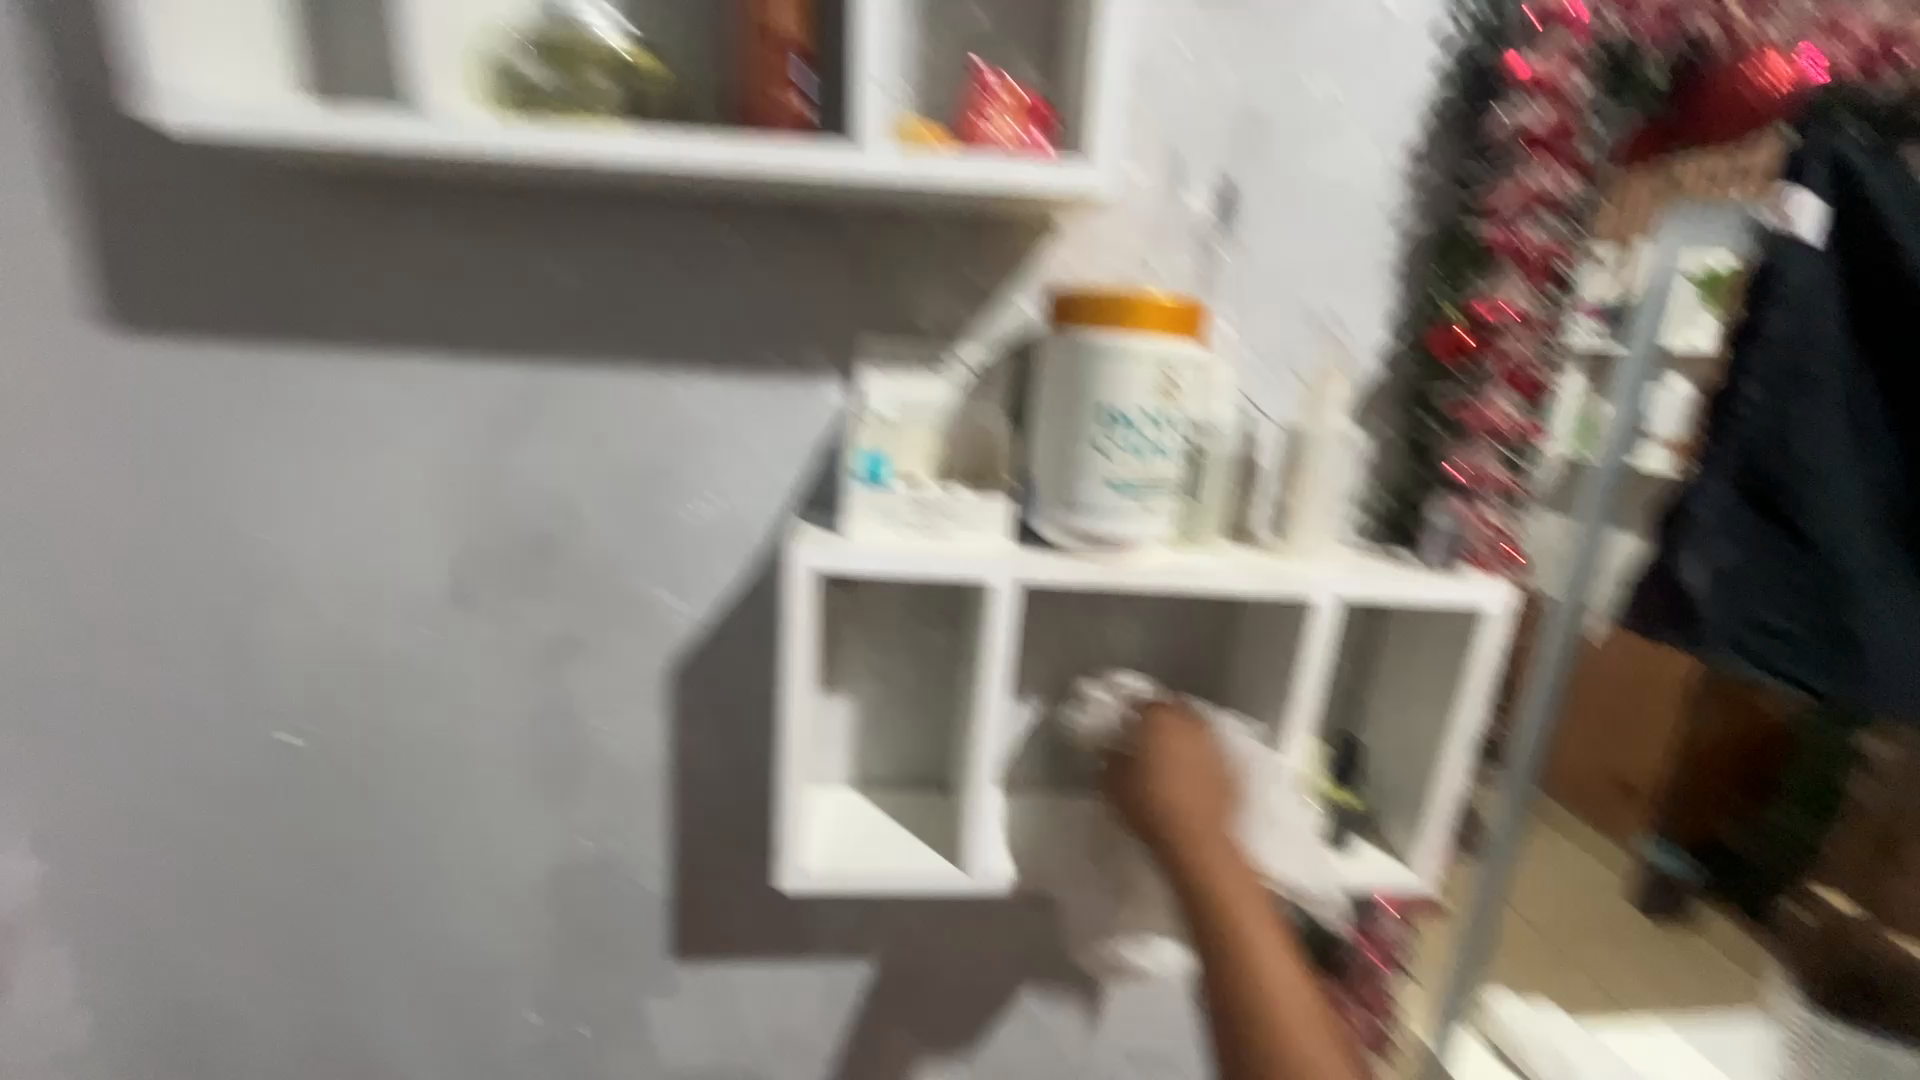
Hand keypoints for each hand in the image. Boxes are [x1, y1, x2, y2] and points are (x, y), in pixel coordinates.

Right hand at [1103, 700, 1237, 861]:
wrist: (1197, 842)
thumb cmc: (1148, 807)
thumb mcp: (1111, 781)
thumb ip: (1110, 755)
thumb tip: (1112, 747)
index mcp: (1159, 719)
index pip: (1143, 703)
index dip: (1132, 715)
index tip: (1125, 728)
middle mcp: (1191, 724)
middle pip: (1175, 711)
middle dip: (1163, 722)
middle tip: (1148, 740)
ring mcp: (1216, 745)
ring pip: (1197, 732)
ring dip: (1184, 739)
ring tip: (1171, 760)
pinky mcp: (1234, 769)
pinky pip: (1212, 756)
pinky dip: (1202, 761)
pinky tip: (1192, 779)